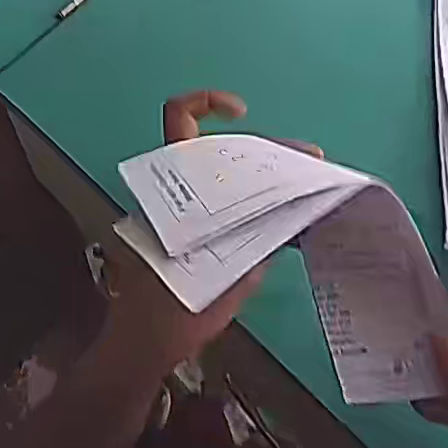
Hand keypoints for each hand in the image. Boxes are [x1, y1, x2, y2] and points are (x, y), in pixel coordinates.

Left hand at [97, 91, 322, 369]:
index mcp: (172, 184)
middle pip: (219, 148)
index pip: (178, 116)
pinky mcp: (191, 228)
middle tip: (305, 158)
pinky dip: (256, 201)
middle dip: (265, 149)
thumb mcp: (224, 275)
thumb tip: (293, 214)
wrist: (141, 346)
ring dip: (264, 175)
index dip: (207, 101)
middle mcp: (175, 187)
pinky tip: (287, 216)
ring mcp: (182, 207)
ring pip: (226, 174)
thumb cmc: (173, 310)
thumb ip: (257, 242)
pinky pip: (227, 201)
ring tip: (306, 184)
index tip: (242, 113)